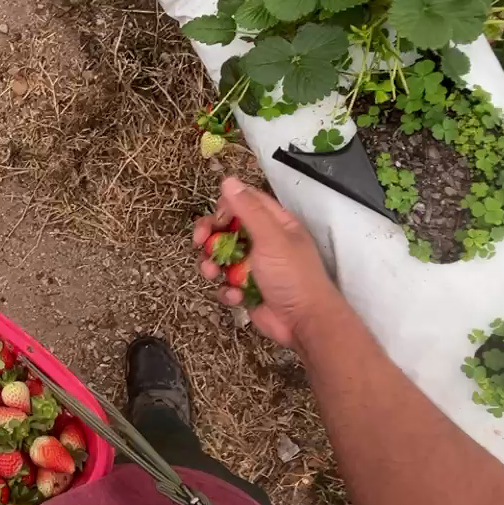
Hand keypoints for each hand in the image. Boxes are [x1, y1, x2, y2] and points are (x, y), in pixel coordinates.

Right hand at [193, 176, 341, 349]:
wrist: (303, 323)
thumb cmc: (293, 277)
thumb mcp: (270, 238)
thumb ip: (248, 209)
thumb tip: (228, 181)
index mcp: (276, 224)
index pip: (246, 202)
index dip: (227, 206)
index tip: (216, 218)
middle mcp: (264, 242)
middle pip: (227, 229)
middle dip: (210, 236)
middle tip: (200, 243)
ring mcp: (254, 266)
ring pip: (221, 257)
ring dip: (212, 265)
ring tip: (213, 274)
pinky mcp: (247, 289)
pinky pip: (226, 283)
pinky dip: (226, 289)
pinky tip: (236, 295)